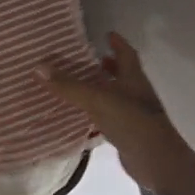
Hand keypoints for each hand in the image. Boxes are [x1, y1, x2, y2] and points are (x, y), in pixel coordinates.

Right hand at [41, 32, 189, 189]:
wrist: (156, 161)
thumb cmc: (131, 122)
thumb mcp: (97, 100)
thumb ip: (69, 85)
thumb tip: (38, 67)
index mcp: (133, 79)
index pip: (126, 54)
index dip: (117, 43)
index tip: (106, 33)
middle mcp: (136, 93)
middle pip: (122, 74)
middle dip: (106, 65)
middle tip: (86, 59)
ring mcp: (134, 114)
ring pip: (116, 95)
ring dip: (101, 88)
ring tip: (80, 85)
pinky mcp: (128, 132)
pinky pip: (110, 116)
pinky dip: (97, 112)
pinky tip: (83, 115)